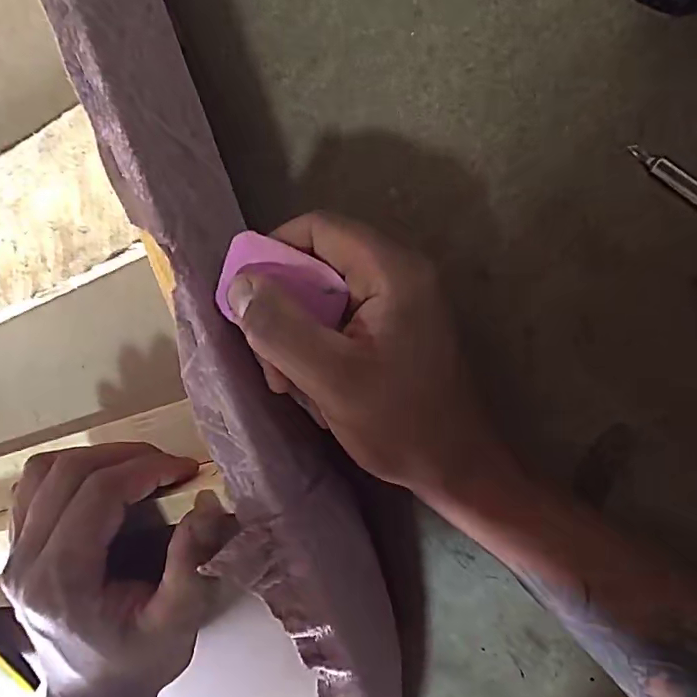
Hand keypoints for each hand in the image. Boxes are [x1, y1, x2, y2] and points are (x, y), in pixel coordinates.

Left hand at [2, 444, 238, 696]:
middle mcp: (26, 562)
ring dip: (95, 458)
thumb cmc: (137, 665)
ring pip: (41, 473)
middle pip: (63, 472)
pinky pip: (35, 490)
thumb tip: (207, 504)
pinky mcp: (18, 552)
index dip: (144, 468)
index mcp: (62, 580)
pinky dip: (73, 474)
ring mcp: (14, 555)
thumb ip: (192, 563)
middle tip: (170, 467)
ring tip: (141, 470)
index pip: (95, 493)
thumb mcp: (177, 621)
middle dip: (124, 456)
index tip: (186, 469)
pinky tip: (109, 486)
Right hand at [228, 212, 516, 501]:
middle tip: (271, 363)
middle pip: (319, 266)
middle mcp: (402, 276)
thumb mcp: (332, 378)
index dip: (272, 253)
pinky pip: (345, 325)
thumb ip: (281, 328)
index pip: (318, 229)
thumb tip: (240, 284)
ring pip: (327, 300)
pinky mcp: (400, 334)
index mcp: (393, 271)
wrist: (457, 468)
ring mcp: (403, 306)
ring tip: (293, 386)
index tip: (244, 298)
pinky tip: (319, 392)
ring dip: (299, 339)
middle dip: (284, 310)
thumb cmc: (401, 424)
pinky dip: (322, 352)